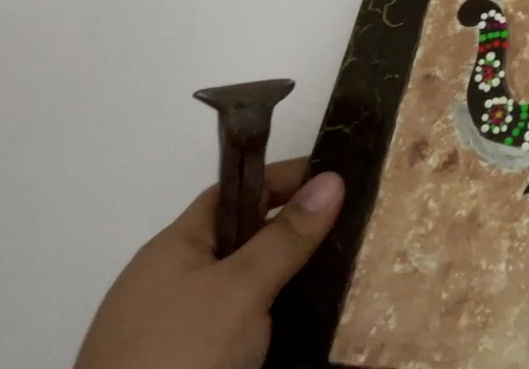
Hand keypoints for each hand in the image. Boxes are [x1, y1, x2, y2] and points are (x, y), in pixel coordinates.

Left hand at [75, 158, 344, 368]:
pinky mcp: (193, 360)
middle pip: (246, 237)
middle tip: (354, 223)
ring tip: (347, 267)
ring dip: (293, 275)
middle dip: (299, 229)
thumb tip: (333, 177)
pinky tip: (314, 317)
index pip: (236, 191)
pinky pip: (247, 321)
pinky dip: (279, 314)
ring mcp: (180, 325)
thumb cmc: (177, 354)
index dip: (285, 178)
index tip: (337, 178)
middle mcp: (173, 280)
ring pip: (249, 282)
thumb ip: (286, 236)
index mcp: (174, 248)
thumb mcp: (240, 288)